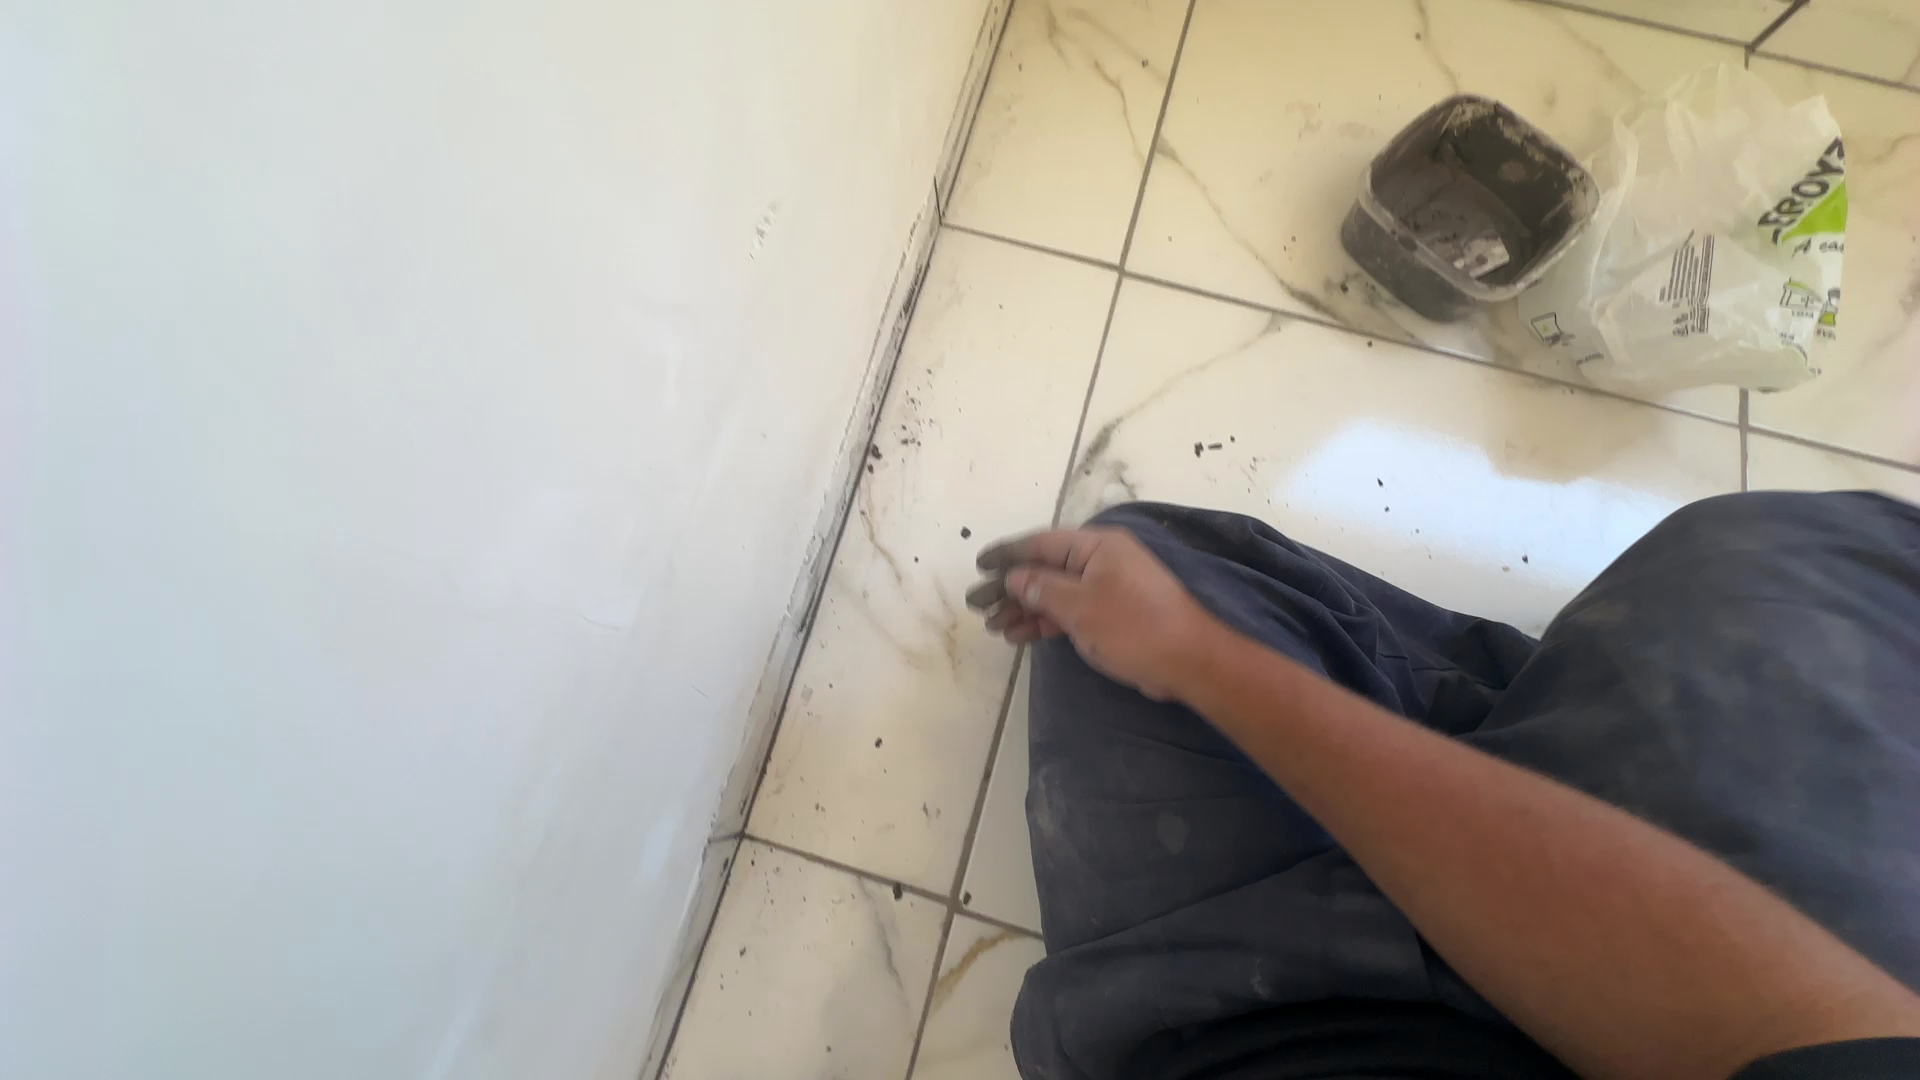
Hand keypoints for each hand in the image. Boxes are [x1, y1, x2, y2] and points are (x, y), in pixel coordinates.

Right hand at [967, 526, 1225, 701]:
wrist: (1189, 662)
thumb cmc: (1134, 627)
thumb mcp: (1081, 607)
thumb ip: (1042, 589)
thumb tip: (1014, 577)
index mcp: (1097, 546)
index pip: (1040, 544)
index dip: (1006, 554)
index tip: (979, 565)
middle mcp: (1101, 561)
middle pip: (1044, 569)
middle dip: (1010, 588)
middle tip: (978, 606)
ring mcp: (1106, 588)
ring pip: (1054, 593)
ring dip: (1024, 609)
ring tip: (994, 626)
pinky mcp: (1111, 615)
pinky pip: (1069, 611)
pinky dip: (1045, 622)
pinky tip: (1019, 635)